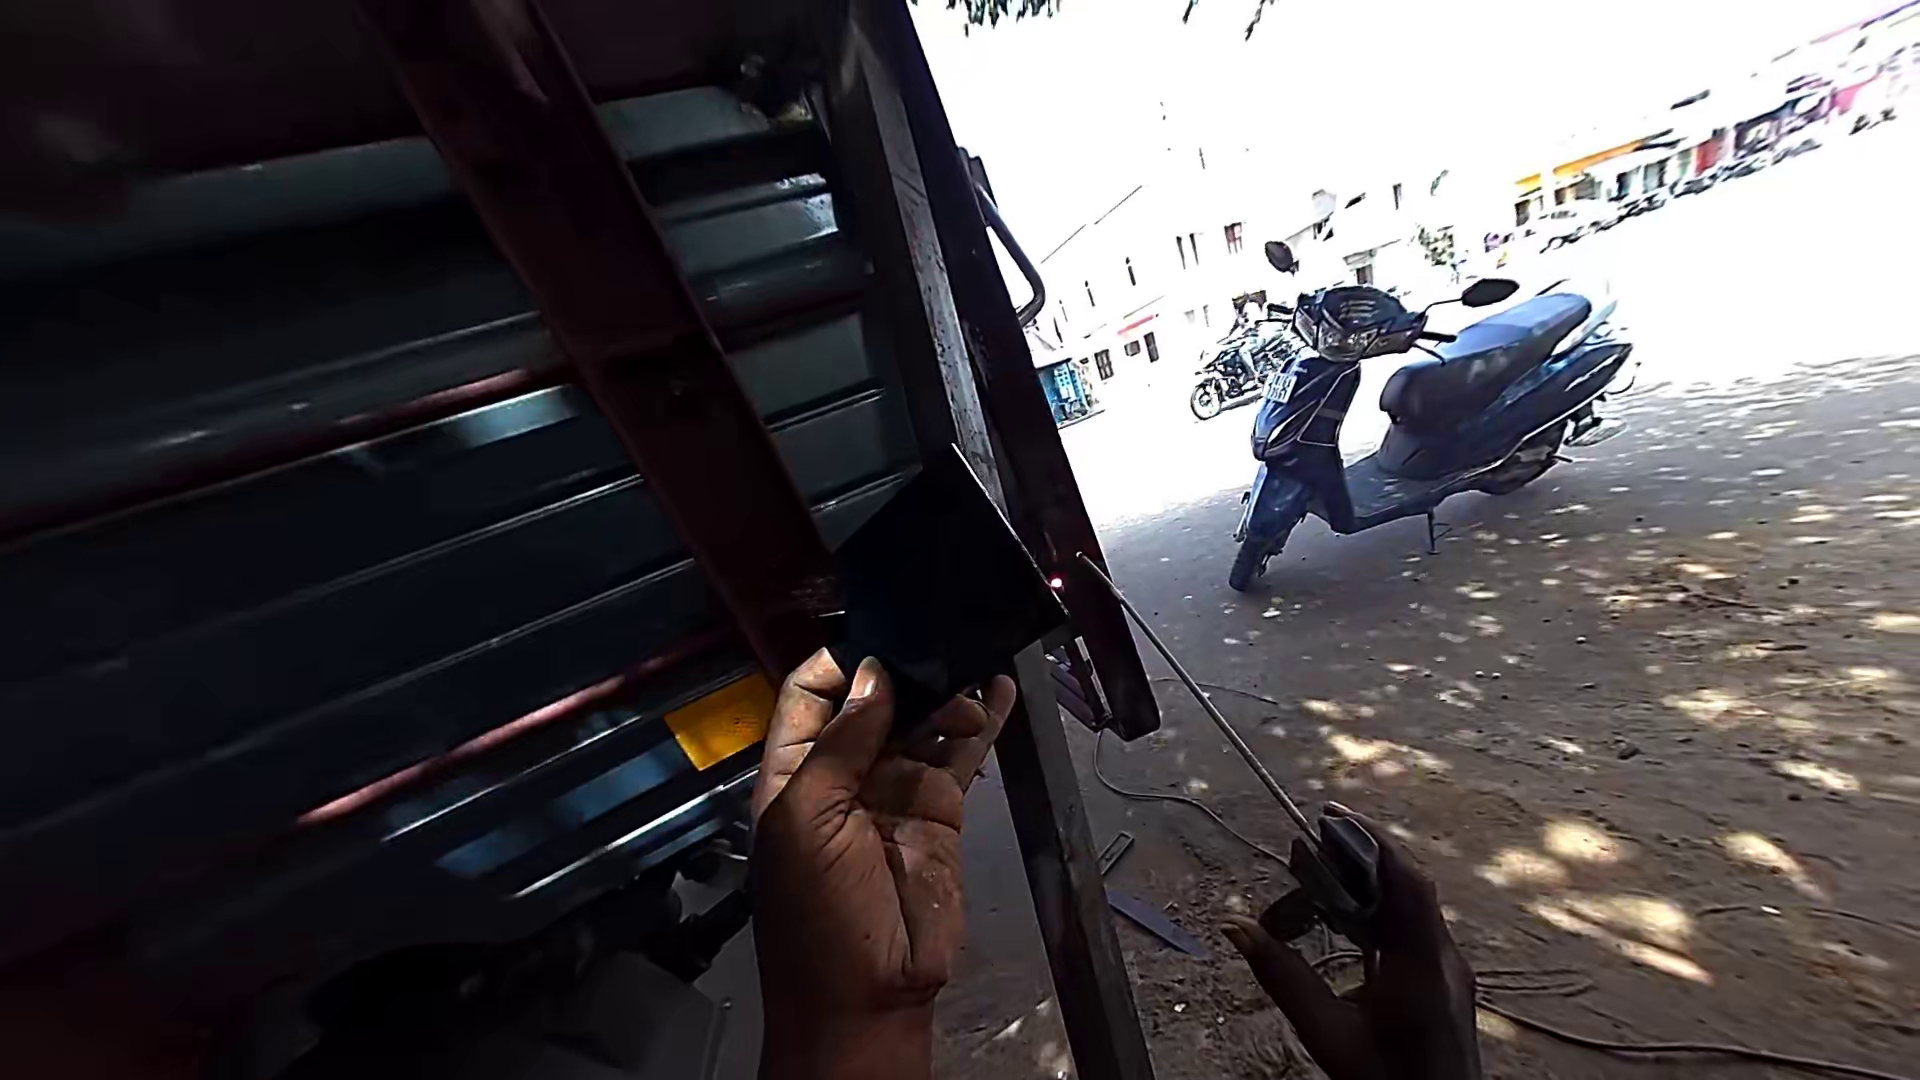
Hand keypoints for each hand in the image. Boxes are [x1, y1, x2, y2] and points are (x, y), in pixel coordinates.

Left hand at [750, 651, 1015, 1079]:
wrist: (871, 996)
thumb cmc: (818, 915)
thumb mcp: (809, 821)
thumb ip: (841, 743)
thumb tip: (872, 674)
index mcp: (799, 765)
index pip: (812, 690)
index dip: (839, 661)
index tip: (876, 640)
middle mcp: (848, 764)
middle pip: (874, 695)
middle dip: (902, 670)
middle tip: (935, 649)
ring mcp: (898, 779)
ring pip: (923, 715)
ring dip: (945, 694)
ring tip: (965, 691)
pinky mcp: (941, 800)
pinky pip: (962, 749)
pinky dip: (982, 717)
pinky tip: (1000, 690)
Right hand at [1221, 808, 1480, 1079]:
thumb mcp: (1328, 1035)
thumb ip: (1282, 976)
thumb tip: (1232, 924)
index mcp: (1421, 967)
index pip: (1407, 883)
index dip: (1371, 839)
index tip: (1330, 813)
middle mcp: (1441, 959)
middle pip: (1403, 885)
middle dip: (1354, 855)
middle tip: (1306, 845)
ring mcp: (1444, 969)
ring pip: (1403, 902)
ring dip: (1358, 881)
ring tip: (1312, 877)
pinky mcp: (1437, 978)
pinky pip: (1403, 923)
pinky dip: (1367, 905)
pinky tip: (1338, 914)